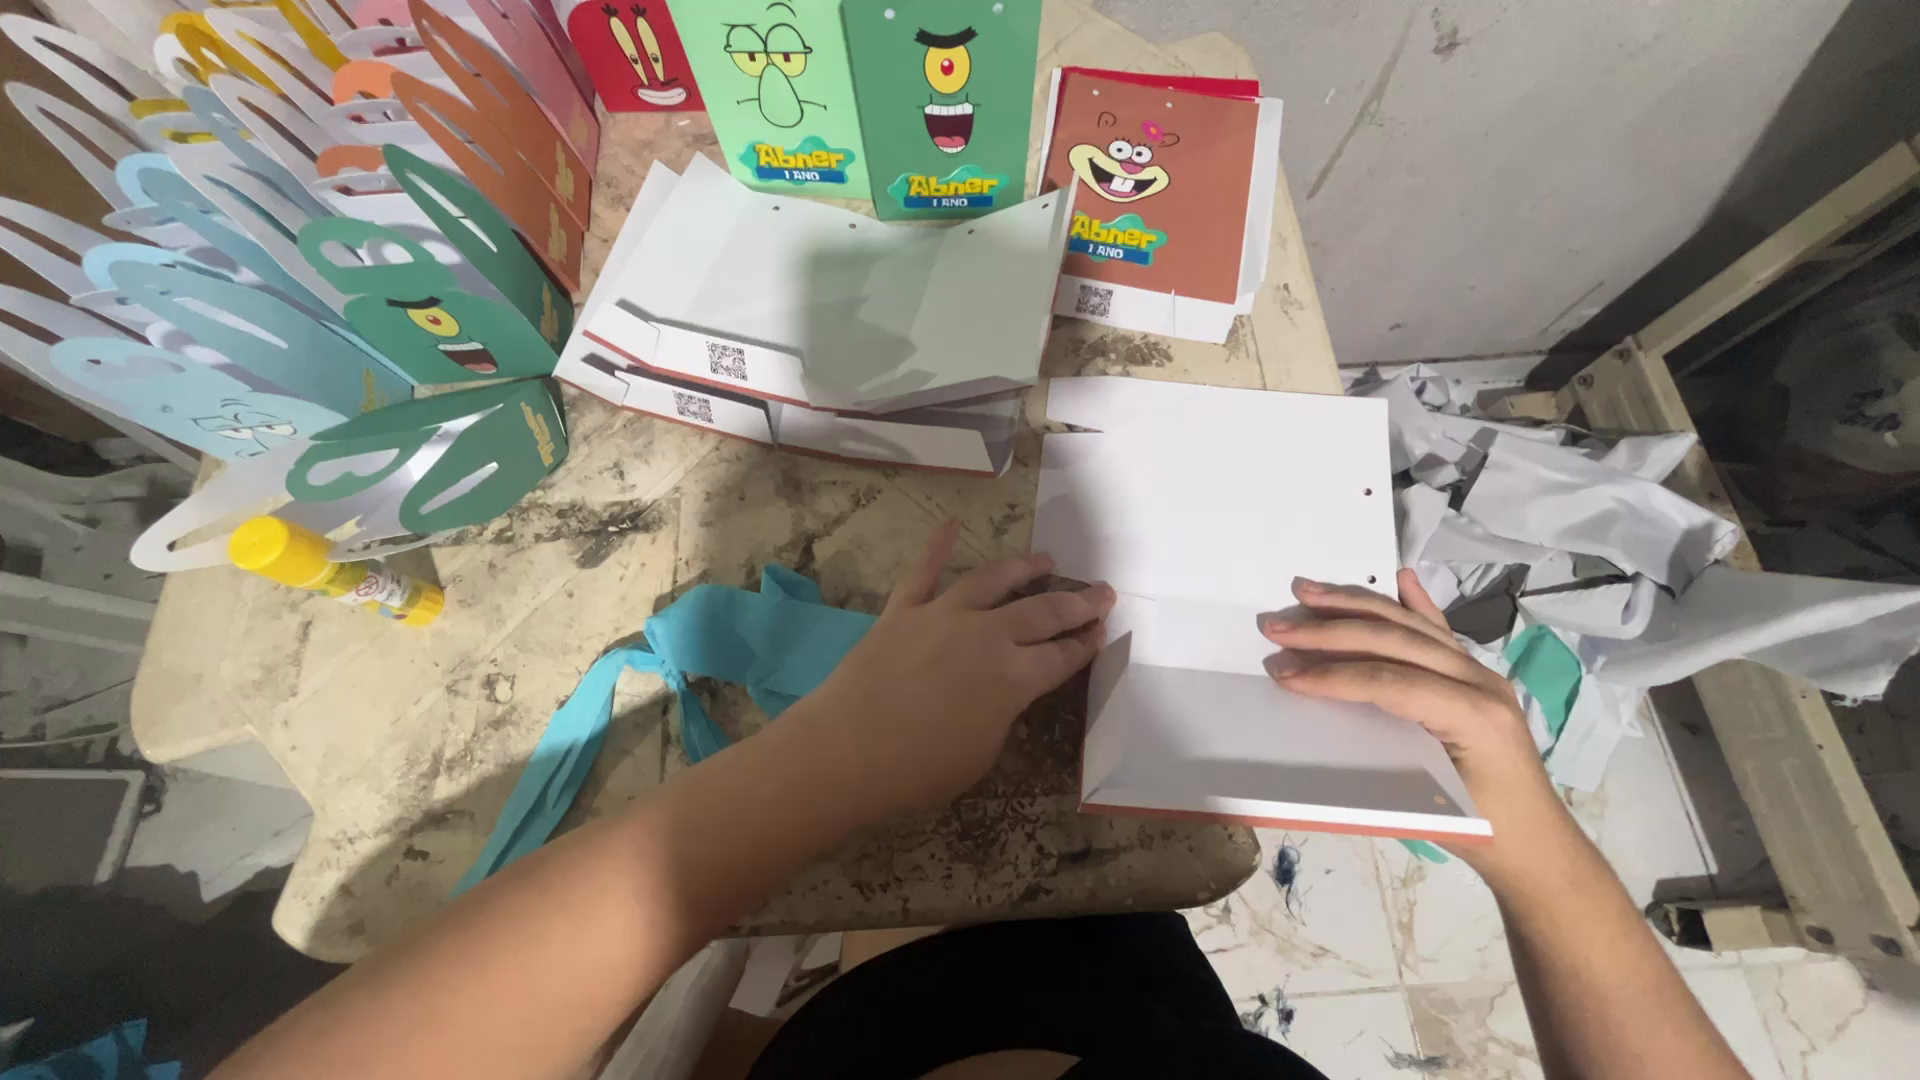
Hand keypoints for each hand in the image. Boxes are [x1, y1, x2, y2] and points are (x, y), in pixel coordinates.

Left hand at [805, 519, 1114, 817]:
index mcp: (1014, 679)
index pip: (1062, 657)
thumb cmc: (918, 770)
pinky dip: (937, 545)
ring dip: (1024, 567)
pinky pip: (924, 572)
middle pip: (1042, 612)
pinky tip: (950, 522)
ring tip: (1045, 560)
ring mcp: (943, 616)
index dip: (1086, 644)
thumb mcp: (982, 756)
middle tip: (1101, 592)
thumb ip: (1002, 718)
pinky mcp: (903, 610)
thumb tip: (1003, 696)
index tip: (1103, 629)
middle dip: (1078, 603)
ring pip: (993, 581)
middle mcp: (987, 636)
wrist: (846, 752)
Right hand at [1258, 569, 1559, 860]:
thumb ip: (1374, 759)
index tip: (1284, 674)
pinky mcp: (1475, 676)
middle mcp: (1480, 682)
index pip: (1388, 680)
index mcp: (1473, 714)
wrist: (1537, 846)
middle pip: (1395, 640)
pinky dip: (1416, 602)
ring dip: (1354, 605)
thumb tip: (1317, 723)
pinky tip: (1400, 576)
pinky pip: (1440, 630)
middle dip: (1329, 631)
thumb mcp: (1424, 804)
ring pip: (1411, 624)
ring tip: (1306, 591)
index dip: (1331, 674)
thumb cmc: (1478, 831)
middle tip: (1277, 627)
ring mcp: (1480, 673)